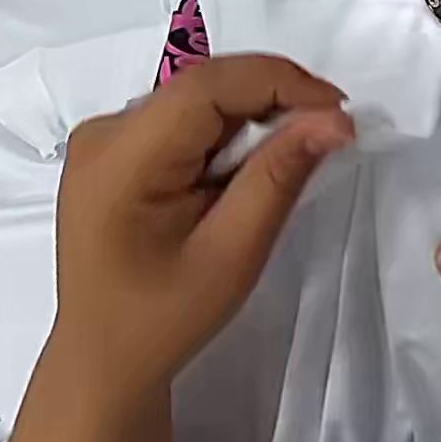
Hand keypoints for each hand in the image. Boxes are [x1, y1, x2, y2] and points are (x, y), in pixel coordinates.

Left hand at [48, 54, 354, 397]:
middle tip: (326, 128)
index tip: (337, 107)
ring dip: (254, 112)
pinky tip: (244, 165)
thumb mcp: (232, 254)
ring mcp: (106, 134)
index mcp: (118, 160)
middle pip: (204, 84)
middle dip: (273, 96)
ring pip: (201, 94)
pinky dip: (230, 127)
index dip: (278, 81)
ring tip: (288, 152)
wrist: (102, 360)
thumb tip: (335, 119)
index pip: (206, 86)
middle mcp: (105, 130)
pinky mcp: (118, 143)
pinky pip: (188, 113)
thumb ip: (280, 176)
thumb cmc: (163, 320)